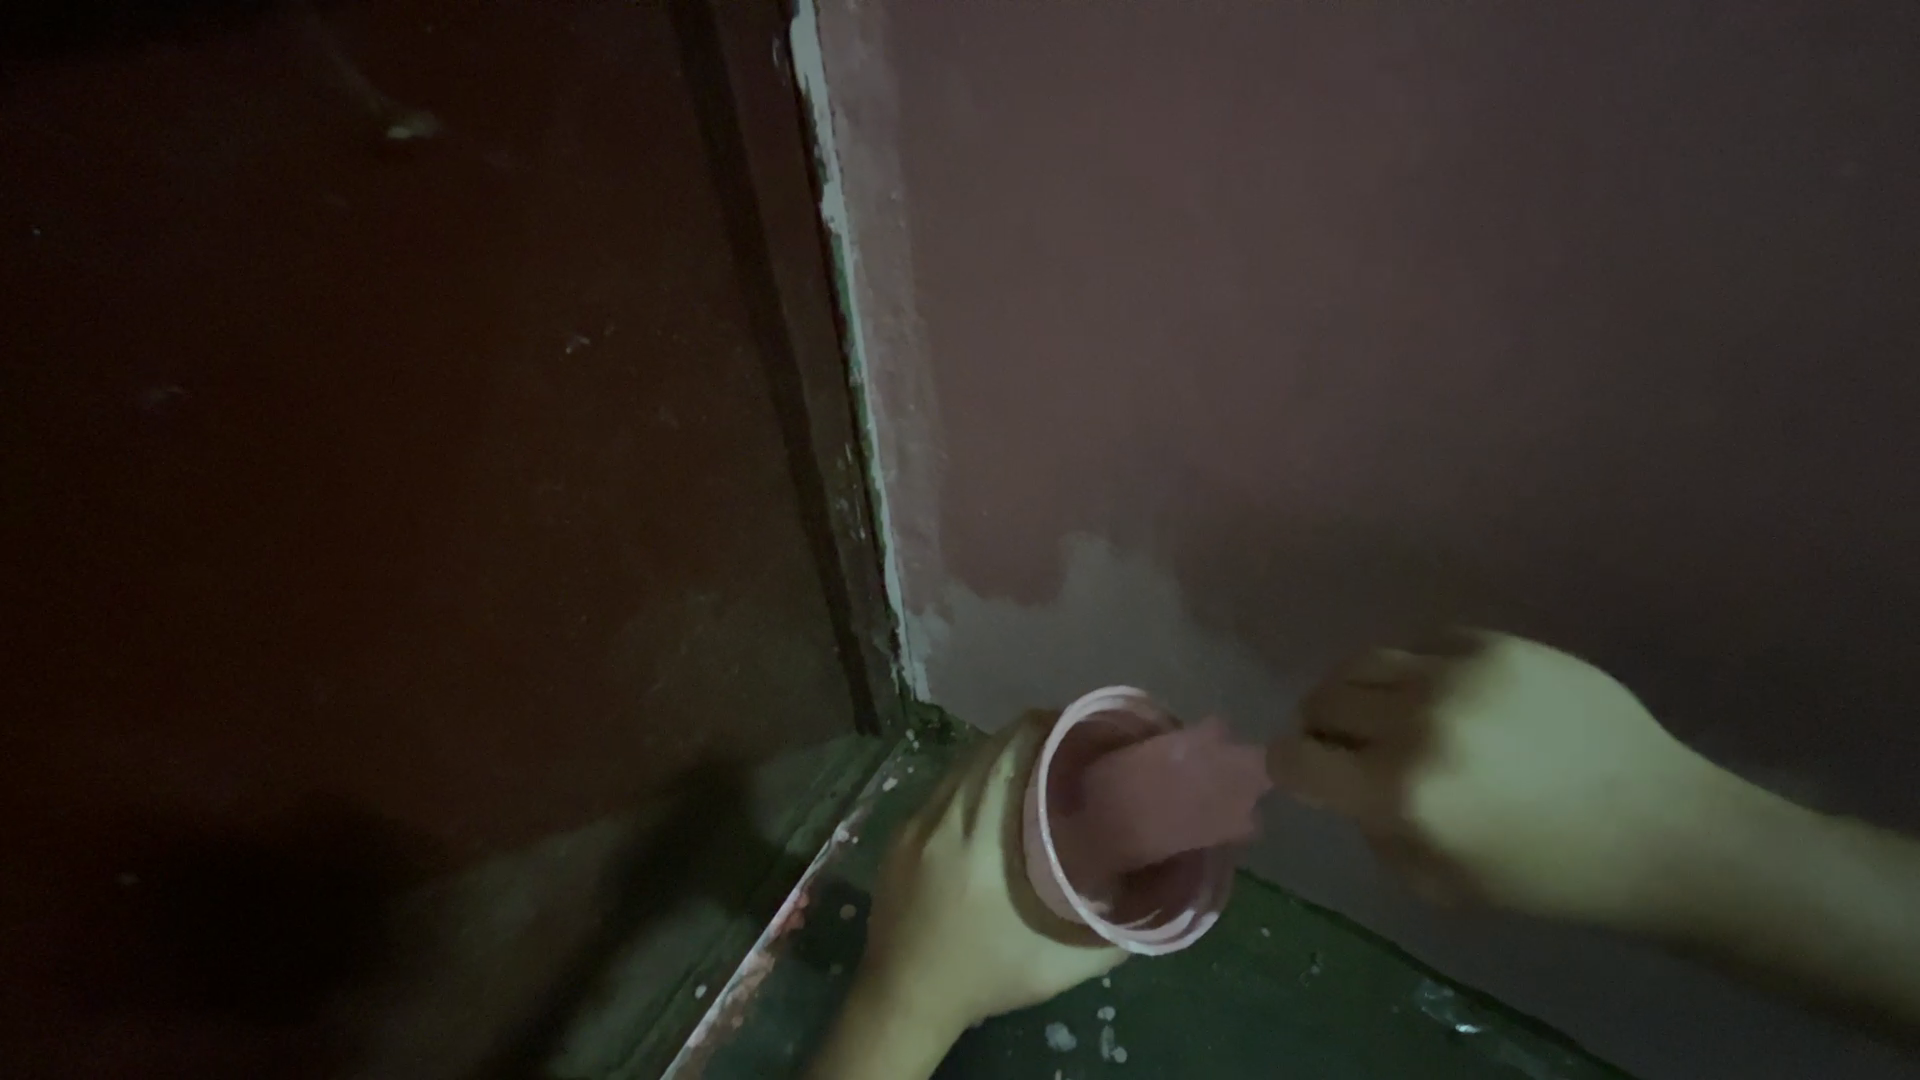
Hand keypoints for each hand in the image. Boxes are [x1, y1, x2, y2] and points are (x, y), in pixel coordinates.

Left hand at [859, 711, 1125, 1034]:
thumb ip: (1111, 936)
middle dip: (1026, 733)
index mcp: (981, 843)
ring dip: (998, 751)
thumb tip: (1155, 903)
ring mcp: (916, 822)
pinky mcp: (900, 830)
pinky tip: (991, 786)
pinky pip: (943, 785)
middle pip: (987, 750)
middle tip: (1065, 740)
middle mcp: (944, 819)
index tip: (1077, 726)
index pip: (1009, 756)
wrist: (902, 999)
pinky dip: (972, 774)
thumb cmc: (984, 978)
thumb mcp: (1057, 967)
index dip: (1042, 729)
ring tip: (1034, 756)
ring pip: (962, 763)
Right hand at [1268, 630, 1735, 929]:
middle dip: (1325, 729)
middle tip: (1358, 747)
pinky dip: (1416, 674)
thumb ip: (1368, 827)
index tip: (1313, 773)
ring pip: (1357, 664)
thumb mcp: (1435, 882)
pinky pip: (1416, 646)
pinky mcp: (1492, 644)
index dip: (1293, 768)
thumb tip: (1335, 780)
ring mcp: (1455, 673)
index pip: (1291, 757)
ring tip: (1395, 714)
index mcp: (1400, 793)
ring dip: (1361, 694)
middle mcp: (1415, 723)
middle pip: (1317, 701)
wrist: (1665, 830)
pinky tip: (1452, 699)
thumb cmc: (1547, 874)